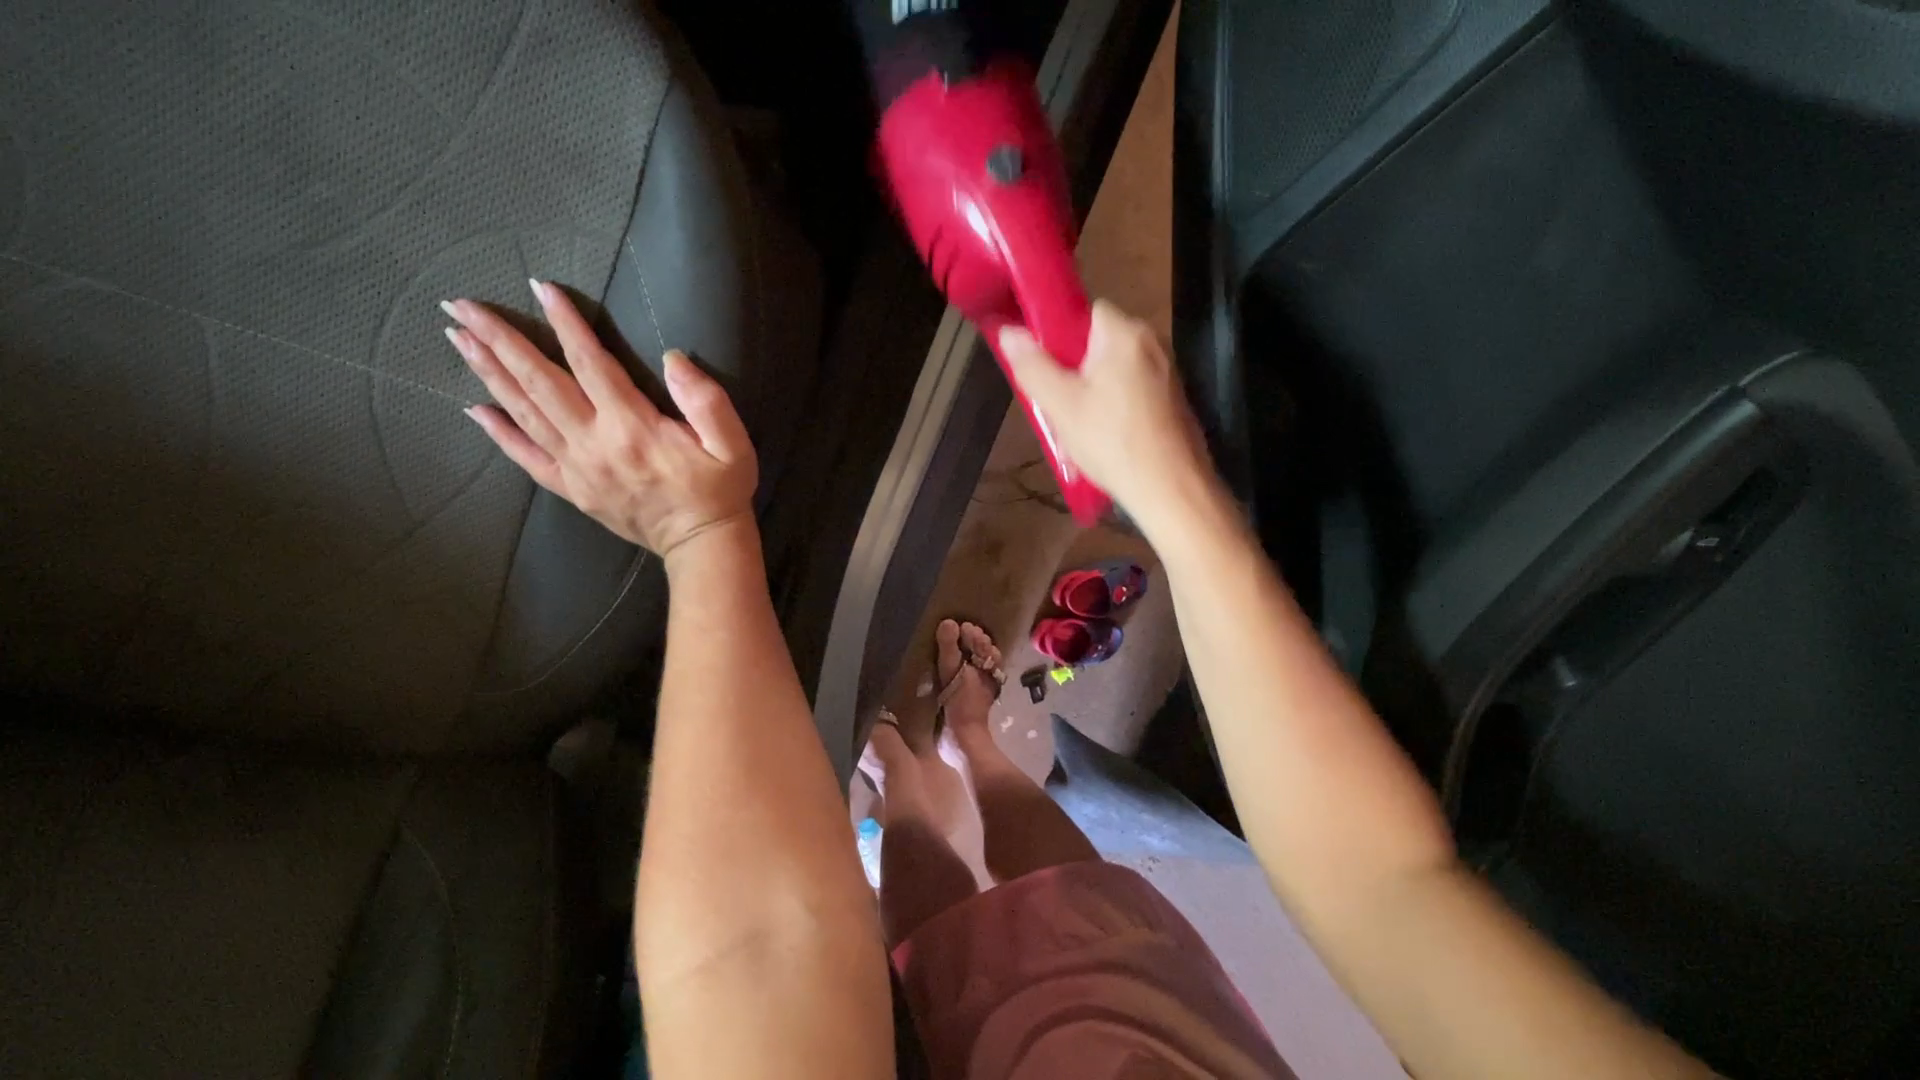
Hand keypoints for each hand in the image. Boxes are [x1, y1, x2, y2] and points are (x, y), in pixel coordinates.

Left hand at [442, 280, 757, 559]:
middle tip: (464, 306)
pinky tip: (475, 409)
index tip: (541, 287)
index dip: (565, 323)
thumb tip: (673, 358)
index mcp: (632, 427)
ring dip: (489, 374)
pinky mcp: (572, 489)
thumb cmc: (719, 489)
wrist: (701, 545)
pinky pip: (527, 459)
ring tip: (458, 338)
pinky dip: (499, 433)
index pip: (590, 363)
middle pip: (539, 383)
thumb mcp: (732, 443)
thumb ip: (706, 400)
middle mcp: (594, 443)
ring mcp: (577, 468)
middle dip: (501, 341)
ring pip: (525, 413)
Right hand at [998, 300, 1214, 522]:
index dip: (1062, 333)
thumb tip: (1008, 330)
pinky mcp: (1174, 400)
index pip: (1087, 310)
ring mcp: (1168, 372)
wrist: (1171, 489)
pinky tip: (1105, 437)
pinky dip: (1116, 405)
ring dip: (1094, 390)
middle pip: (1101, 341)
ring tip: (1076, 424)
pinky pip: (1134, 390)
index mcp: (1124, 334)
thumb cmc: (1112, 442)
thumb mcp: (1061, 406)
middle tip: (1055, 400)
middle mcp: (1152, 343)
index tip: (1045, 363)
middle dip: (1075, 366)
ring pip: (1117, 369)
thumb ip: (1032, 365)